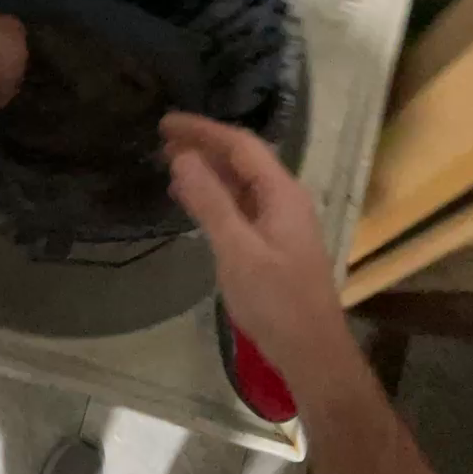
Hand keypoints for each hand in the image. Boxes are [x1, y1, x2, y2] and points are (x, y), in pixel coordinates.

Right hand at [163, 113, 342, 367]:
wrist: (310, 350)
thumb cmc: (276, 301)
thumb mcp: (237, 250)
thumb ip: (210, 202)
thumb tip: (182, 159)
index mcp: (282, 194)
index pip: (240, 146)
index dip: (203, 130)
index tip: (166, 123)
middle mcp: (284, 200)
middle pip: (242, 160)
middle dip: (203, 145)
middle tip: (162, 139)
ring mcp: (279, 222)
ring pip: (240, 183)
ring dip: (207, 169)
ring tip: (170, 162)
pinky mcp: (271, 243)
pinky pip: (239, 205)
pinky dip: (213, 196)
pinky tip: (191, 200)